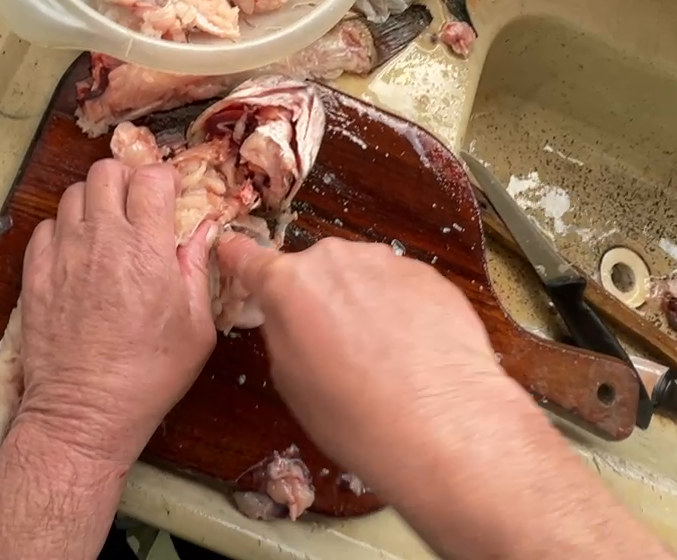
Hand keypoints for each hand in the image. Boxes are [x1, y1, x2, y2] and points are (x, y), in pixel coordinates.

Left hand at [15, 159, 218, 472]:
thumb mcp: (196, 328)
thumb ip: (198, 268)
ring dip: (94, 202)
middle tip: (136, 205)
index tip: (169, 196)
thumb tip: (205, 228)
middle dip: (126, 180)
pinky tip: (76, 253)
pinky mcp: (35, 271)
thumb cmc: (149, 375)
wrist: (83, 415)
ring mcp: (63, 252)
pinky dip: (63, 229)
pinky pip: (46, 226)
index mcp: (147, 248)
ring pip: (74, 192)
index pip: (151, 178)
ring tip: (105, 227)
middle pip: (107, 171)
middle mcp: (102, 238)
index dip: (164, 179)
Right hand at [215, 236, 520, 502]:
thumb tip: (291, 314)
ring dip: (362, 300)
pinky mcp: (425, 273)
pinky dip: (400, 308)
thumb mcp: (291, 380)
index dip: (239, 256)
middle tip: (336, 344)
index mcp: (287, 284)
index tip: (234, 251)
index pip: (248, 255)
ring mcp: (382, 261)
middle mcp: (332, 259)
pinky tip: (413, 348)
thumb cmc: (356, 415)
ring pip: (359, 275)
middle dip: (318, 296)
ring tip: (384, 353)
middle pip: (314, 270)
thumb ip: (282, 329)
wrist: (443, 425)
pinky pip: (399, 284)